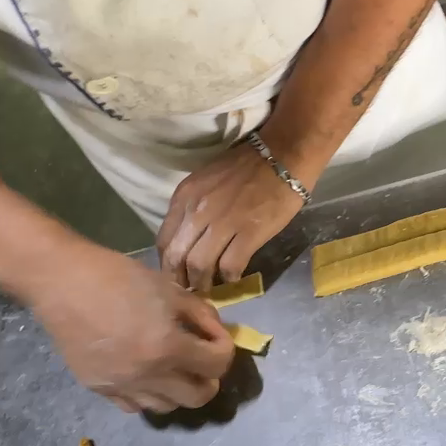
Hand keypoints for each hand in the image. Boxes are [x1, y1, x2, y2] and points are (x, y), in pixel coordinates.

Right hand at [26, 242, 235, 412]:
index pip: (217, 365)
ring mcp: (120, 386)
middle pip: (198, 398)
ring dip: (180, 391)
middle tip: (205, 362)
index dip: (225, 349)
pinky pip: (134, 406)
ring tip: (176, 369)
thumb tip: (217, 333)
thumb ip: (201, 314)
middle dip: (209, 379)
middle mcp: (147, 376)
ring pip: (167, 407)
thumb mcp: (171, 290)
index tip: (217, 336)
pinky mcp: (98, 389)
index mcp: (168, 348)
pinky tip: (147, 374)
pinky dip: (149, 395)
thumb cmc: (119, 278)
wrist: (62, 283)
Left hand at [157, 141, 305, 290]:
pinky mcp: (249, 233)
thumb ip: (193, 206)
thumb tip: (189, 236)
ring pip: (199, 265)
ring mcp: (223, 223)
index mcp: (185, 196)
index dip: (167, 263)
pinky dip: (229, 277)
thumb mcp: (206, 181)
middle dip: (180, 279)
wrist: (282, 157)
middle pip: (177, 257)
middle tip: (190, 288)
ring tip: (210, 287)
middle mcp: (198, 211)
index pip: (163, 239)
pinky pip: (230, 265)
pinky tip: (233, 278)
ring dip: (203, 282)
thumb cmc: (247, 166)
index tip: (176, 273)